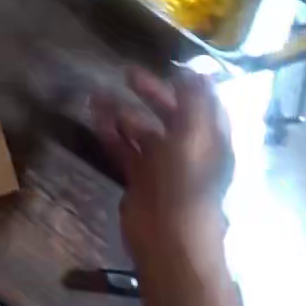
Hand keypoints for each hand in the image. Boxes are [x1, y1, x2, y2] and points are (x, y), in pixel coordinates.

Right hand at [90, 68, 231, 263]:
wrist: (168, 242)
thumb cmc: (186, 185)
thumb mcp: (193, 138)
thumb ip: (194, 102)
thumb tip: (196, 69)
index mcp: (210, 142)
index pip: (206, 106)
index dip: (191, 86)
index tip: (170, 64)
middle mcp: (189, 151)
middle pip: (171, 115)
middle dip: (151, 93)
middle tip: (127, 73)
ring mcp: (163, 166)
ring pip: (142, 130)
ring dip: (123, 111)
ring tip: (98, 94)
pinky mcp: (139, 179)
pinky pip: (123, 148)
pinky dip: (110, 131)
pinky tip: (95, 116)